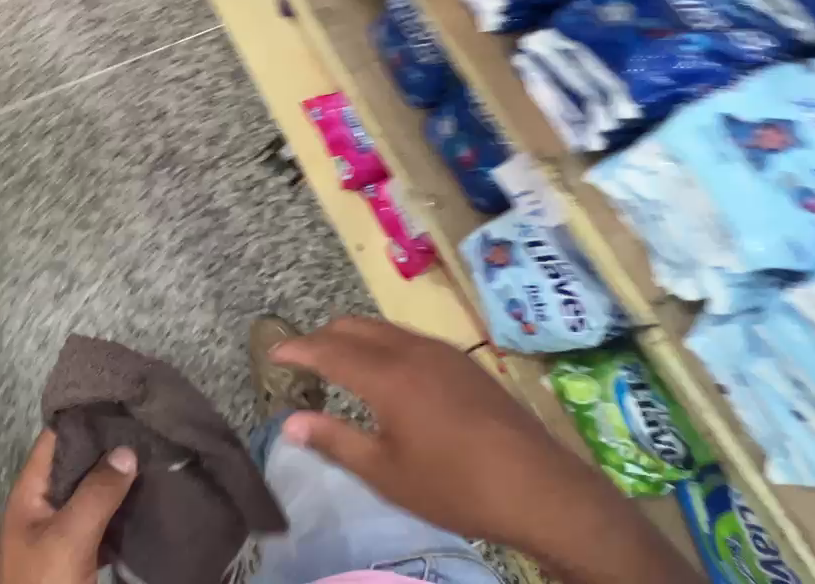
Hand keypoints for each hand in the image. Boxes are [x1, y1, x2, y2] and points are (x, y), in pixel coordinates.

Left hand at [0, 430, 137, 583]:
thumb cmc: (44, 583)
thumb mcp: (67, 536)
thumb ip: (95, 492)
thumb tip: (127, 449)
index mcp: (30, 491)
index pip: (55, 438)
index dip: (84, 418)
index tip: (118, 402)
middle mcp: (46, 505)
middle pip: (78, 464)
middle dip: (108, 447)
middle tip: (144, 427)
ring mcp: (63, 530)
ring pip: (94, 492)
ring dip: (119, 478)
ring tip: (152, 453)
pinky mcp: (82, 553)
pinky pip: (105, 520)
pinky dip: (123, 508)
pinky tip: (148, 494)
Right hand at [272, 318, 701, 583]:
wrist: (542, 489)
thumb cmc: (456, 486)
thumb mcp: (386, 473)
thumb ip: (334, 441)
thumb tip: (289, 423)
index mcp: (386, 376)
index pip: (327, 349)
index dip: (296, 348)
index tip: (273, 352)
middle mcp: (411, 350)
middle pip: (354, 326)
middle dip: (323, 337)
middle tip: (304, 361)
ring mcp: (442, 352)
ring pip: (383, 328)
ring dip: (355, 338)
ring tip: (342, 366)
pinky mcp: (465, 362)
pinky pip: (409, 337)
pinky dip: (383, 344)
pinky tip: (391, 375)